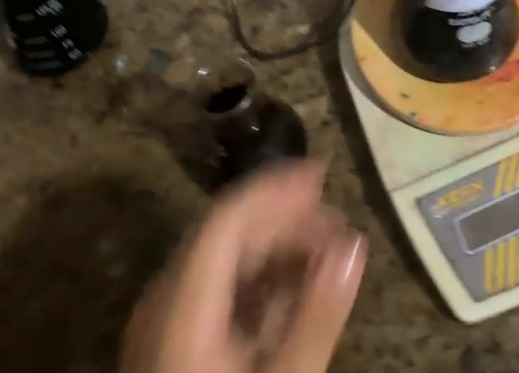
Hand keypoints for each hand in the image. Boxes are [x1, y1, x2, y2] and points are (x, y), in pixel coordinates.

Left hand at [122, 161, 366, 372]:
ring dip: (277, 250)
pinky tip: (296, 292)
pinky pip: (219, 293)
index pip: (228, 219)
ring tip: (328, 252)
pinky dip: (260, 283)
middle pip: (226, 236)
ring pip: (224, 264)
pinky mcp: (173, 345)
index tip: (322, 173)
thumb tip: (354, 246)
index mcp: (182, 304)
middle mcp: (165, 302)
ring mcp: (164, 325)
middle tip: (338, 220)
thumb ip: (318, 314)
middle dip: (285, 220)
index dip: (274, 187)